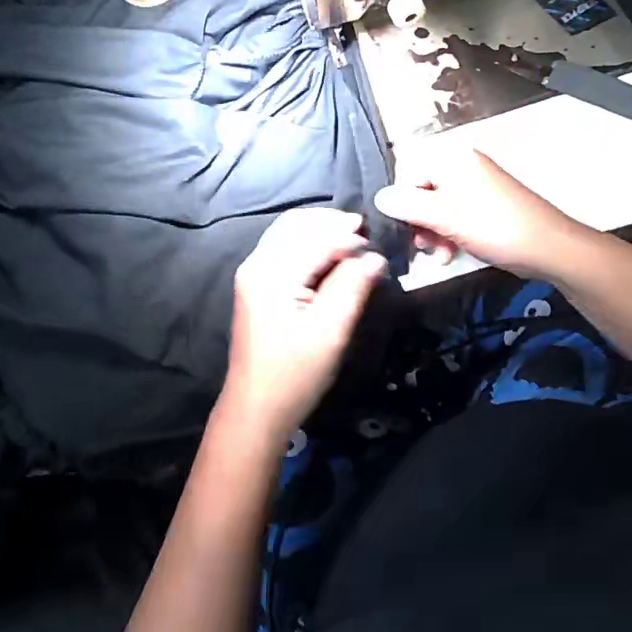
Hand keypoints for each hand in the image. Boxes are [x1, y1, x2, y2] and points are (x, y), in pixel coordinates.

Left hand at [226, 209, 387, 436]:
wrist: (255, 409)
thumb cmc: (294, 374)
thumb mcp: (330, 331)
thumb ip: (352, 287)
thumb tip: (375, 258)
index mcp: (271, 273)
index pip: (316, 238)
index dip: (350, 238)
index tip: (378, 249)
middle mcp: (256, 263)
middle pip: (296, 224)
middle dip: (332, 223)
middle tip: (367, 233)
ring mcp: (252, 272)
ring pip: (288, 232)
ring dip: (320, 230)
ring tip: (353, 240)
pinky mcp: (256, 284)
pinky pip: (283, 246)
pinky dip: (308, 242)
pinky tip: (330, 254)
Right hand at [373, 147, 590, 278]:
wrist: (550, 247)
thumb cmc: (495, 229)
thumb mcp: (445, 219)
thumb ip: (408, 206)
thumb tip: (379, 198)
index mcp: (451, 158)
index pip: (407, 173)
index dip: (402, 203)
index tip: (404, 231)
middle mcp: (462, 163)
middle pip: (422, 189)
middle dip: (418, 221)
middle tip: (423, 247)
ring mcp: (476, 181)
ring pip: (437, 203)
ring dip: (433, 230)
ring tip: (440, 253)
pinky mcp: (487, 199)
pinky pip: (456, 210)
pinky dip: (450, 229)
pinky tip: (452, 251)